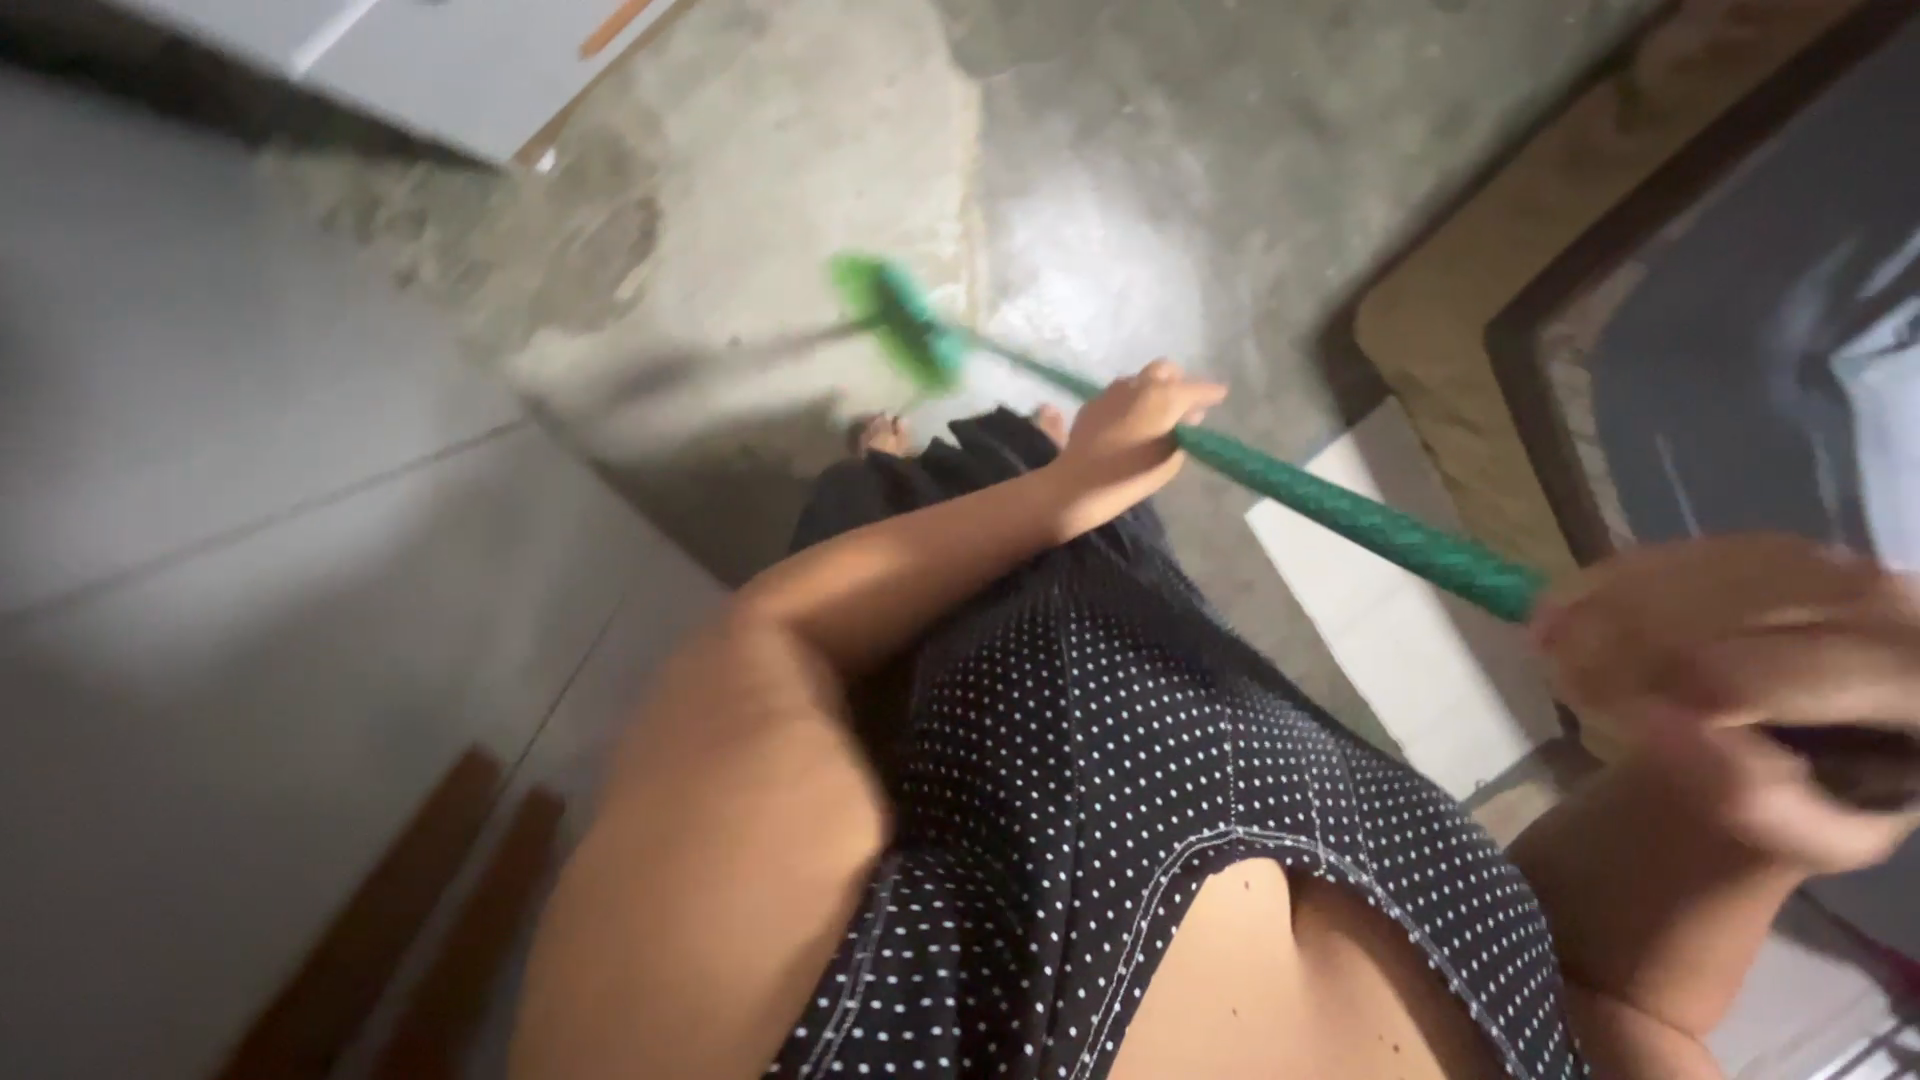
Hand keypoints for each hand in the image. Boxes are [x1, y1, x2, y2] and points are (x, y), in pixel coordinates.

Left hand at [1044, 359, 1226, 529]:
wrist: (1080, 484)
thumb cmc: (1132, 476)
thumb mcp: (1170, 458)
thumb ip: (1181, 433)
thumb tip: (1183, 420)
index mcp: (1165, 397)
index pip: (1197, 389)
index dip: (1211, 393)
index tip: (1220, 395)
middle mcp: (1139, 385)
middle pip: (1164, 370)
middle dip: (1178, 381)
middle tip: (1183, 402)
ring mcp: (1112, 391)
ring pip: (1139, 379)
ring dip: (1151, 389)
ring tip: (1155, 412)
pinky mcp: (1092, 403)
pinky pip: (1117, 394)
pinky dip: (1129, 401)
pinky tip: (1128, 420)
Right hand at [1533, 533, 1919, 872]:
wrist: (1850, 746)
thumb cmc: (1834, 797)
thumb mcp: (1809, 832)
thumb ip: (1747, 797)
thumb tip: (1650, 726)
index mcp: (1918, 683)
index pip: (1740, 675)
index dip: (1641, 691)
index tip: (1587, 713)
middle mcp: (1893, 605)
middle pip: (1702, 619)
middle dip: (1609, 649)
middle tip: (1561, 685)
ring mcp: (1832, 565)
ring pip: (1677, 577)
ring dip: (1595, 612)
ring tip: (1550, 648)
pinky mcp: (1775, 547)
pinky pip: (1670, 554)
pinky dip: (1600, 582)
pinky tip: (1560, 610)